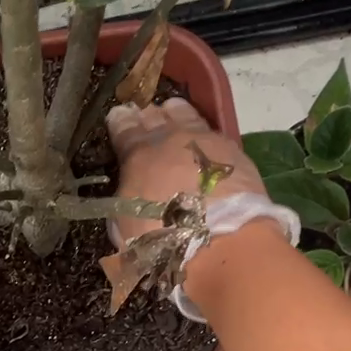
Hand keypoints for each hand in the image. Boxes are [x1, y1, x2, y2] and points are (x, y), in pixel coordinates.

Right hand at [105, 98, 268, 245]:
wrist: (215, 239)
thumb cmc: (158, 236)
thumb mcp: (123, 220)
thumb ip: (125, 193)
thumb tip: (129, 185)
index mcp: (138, 154)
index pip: (124, 130)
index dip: (119, 122)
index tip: (117, 115)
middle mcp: (171, 139)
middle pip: (156, 118)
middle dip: (146, 116)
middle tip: (142, 113)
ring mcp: (204, 141)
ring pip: (186, 117)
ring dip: (176, 114)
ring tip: (171, 111)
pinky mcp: (233, 153)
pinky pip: (210, 133)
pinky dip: (201, 132)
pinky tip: (200, 137)